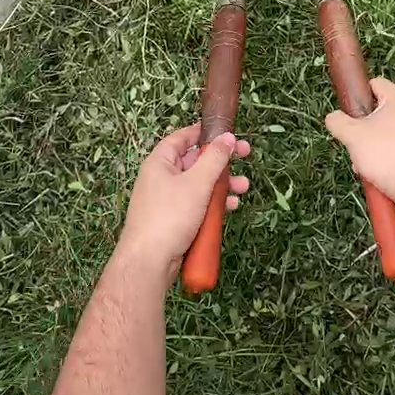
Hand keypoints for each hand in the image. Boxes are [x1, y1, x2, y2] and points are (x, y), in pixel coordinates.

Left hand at [115, 124, 250, 280]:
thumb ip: (215, 158)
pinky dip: (213, 204)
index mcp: (160, 162)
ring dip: (222, 184)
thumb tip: (228, 137)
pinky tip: (230, 207)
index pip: (182, 137)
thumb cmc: (170, 216)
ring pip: (199, 185)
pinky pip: (197, 204)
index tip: (226, 131)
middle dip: (221, 161)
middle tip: (246, 155)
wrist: (148, 263)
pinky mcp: (173, 220)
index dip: (204, 131)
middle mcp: (161, 178)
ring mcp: (167, 200)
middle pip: (195, 161)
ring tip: (244, 187)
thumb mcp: (197, 183)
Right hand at [324, 78, 394, 204]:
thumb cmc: (385, 155)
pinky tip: (379, 173)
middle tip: (356, 142)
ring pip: (390, 131)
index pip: (376, 83)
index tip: (351, 113)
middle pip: (382, 110)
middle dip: (365, 126)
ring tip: (365, 164)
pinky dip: (388, 156)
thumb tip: (333, 117)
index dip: (360, 95)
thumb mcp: (352, 136)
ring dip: (374, 145)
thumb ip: (337, 121)